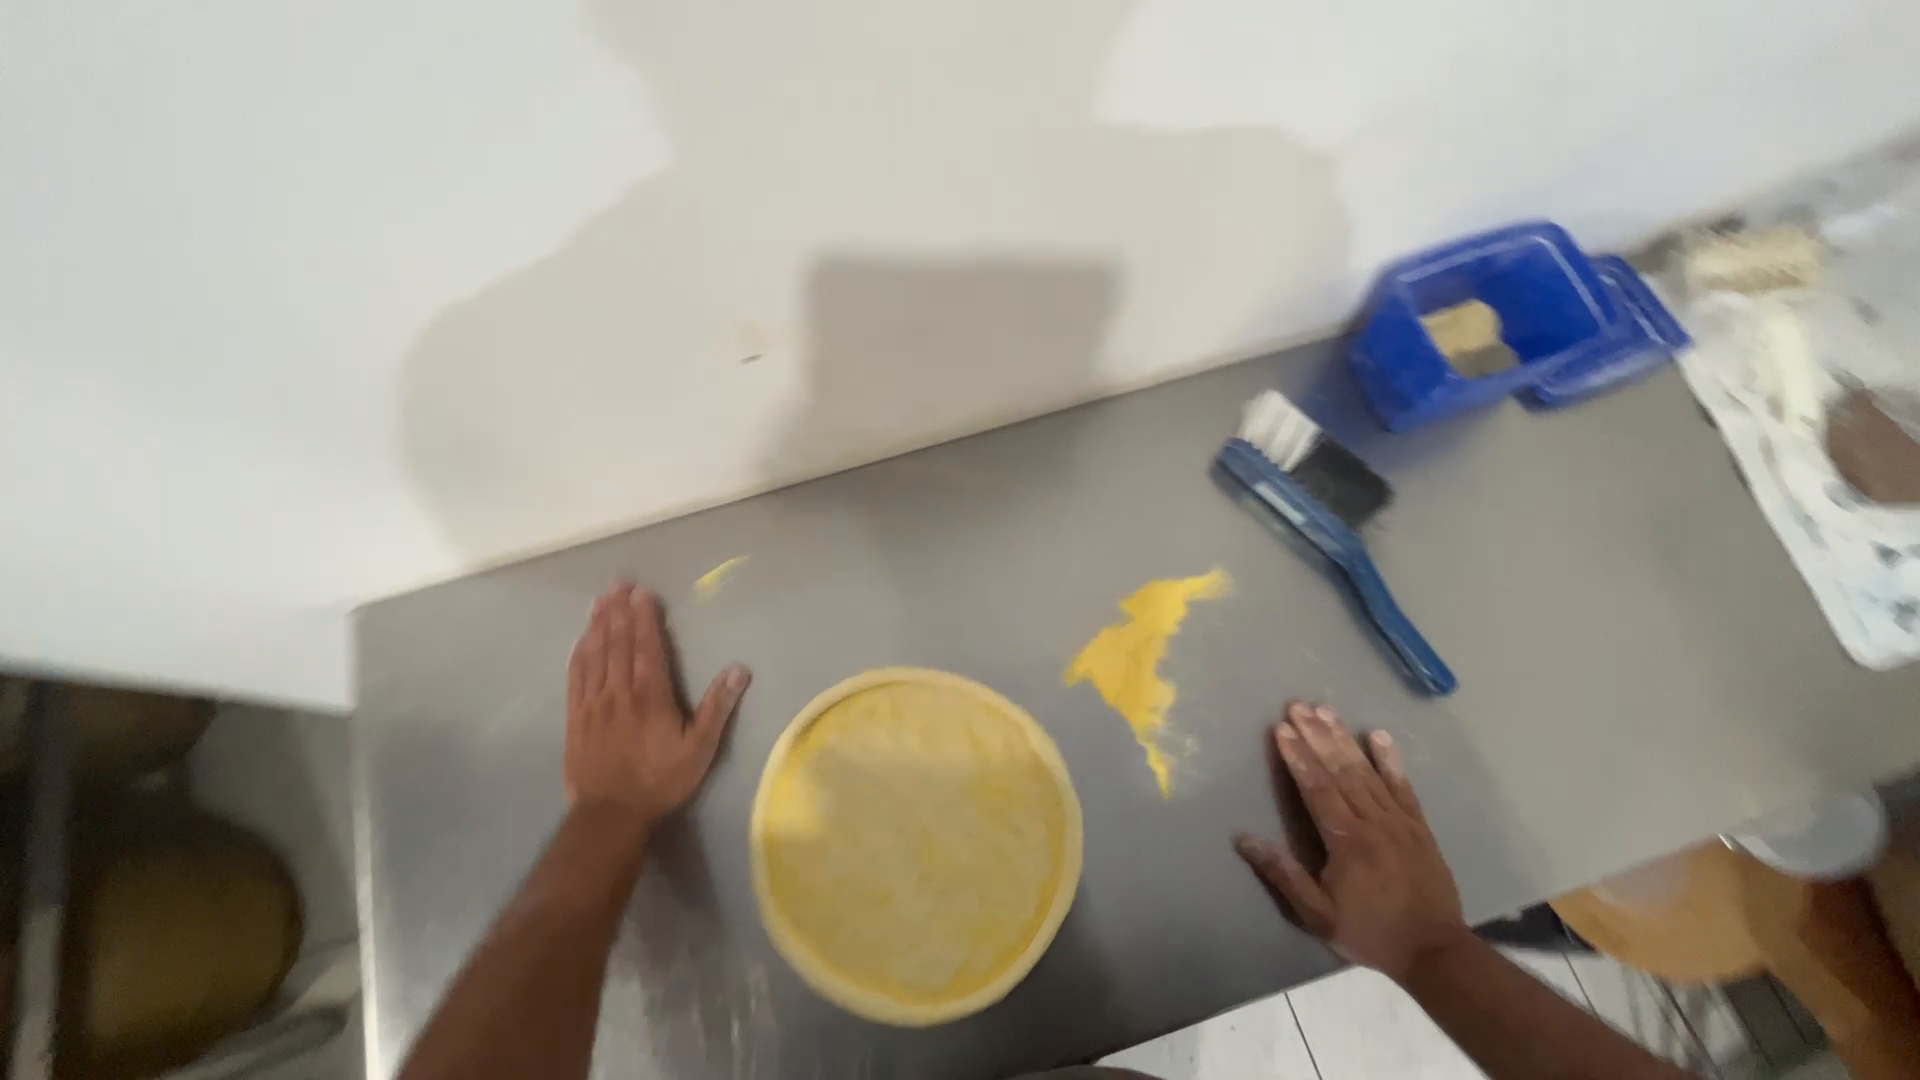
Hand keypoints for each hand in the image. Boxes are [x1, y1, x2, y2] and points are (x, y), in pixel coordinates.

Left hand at [565, 582, 750, 830]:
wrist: (611, 813)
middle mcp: (619, 691)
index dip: (644, 617)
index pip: (647, 646)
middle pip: (618, 643)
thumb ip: (718, 707)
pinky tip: (581, 639)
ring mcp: (593, 703)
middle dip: (619, 611)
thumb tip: (740, 669)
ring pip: (595, 654)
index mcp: (651, 695)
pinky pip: (576, 677)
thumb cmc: (661, 779)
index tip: (642, 593)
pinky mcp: (576, 717)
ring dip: (598, 625)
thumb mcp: (700, 747)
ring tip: (600, 601)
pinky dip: (579, 653)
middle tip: (618, 584)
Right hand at [1235, 701, 1469, 982]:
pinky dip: (1390, 760)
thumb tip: (1244, 839)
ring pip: (1367, 771)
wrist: (1437, 953)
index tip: (1281, 728)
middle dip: (1316, 735)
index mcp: (1346, 841)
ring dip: (1344, 738)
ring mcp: (1399, 821)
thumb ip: (1283, 875)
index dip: (1298, 757)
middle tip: (1298, 705)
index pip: (1317, 788)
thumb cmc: (1370, 932)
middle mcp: (1373, 822)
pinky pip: (1402, 786)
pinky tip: (1379, 735)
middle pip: (1340, 770)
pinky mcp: (1419, 826)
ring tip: (1325, 709)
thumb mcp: (1318, 915)